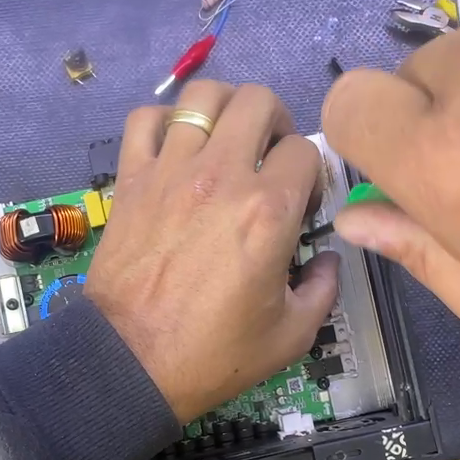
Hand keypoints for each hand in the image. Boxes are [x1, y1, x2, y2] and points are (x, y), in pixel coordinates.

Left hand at [89, 81, 340, 422]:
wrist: (131, 364)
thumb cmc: (213, 355)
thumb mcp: (292, 335)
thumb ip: (324, 287)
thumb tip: (328, 259)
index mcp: (269, 210)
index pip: (306, 150)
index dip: (312, 175)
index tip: (300, 206)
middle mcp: (222, 174)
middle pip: (259, 101)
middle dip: (277, 123)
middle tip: (269, 159)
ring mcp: (171, 171)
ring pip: (203, 95)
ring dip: (224, 109)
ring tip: (226, 141)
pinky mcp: (132, 179)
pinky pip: (145, 120)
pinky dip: (164, 121)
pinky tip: (176, 148)